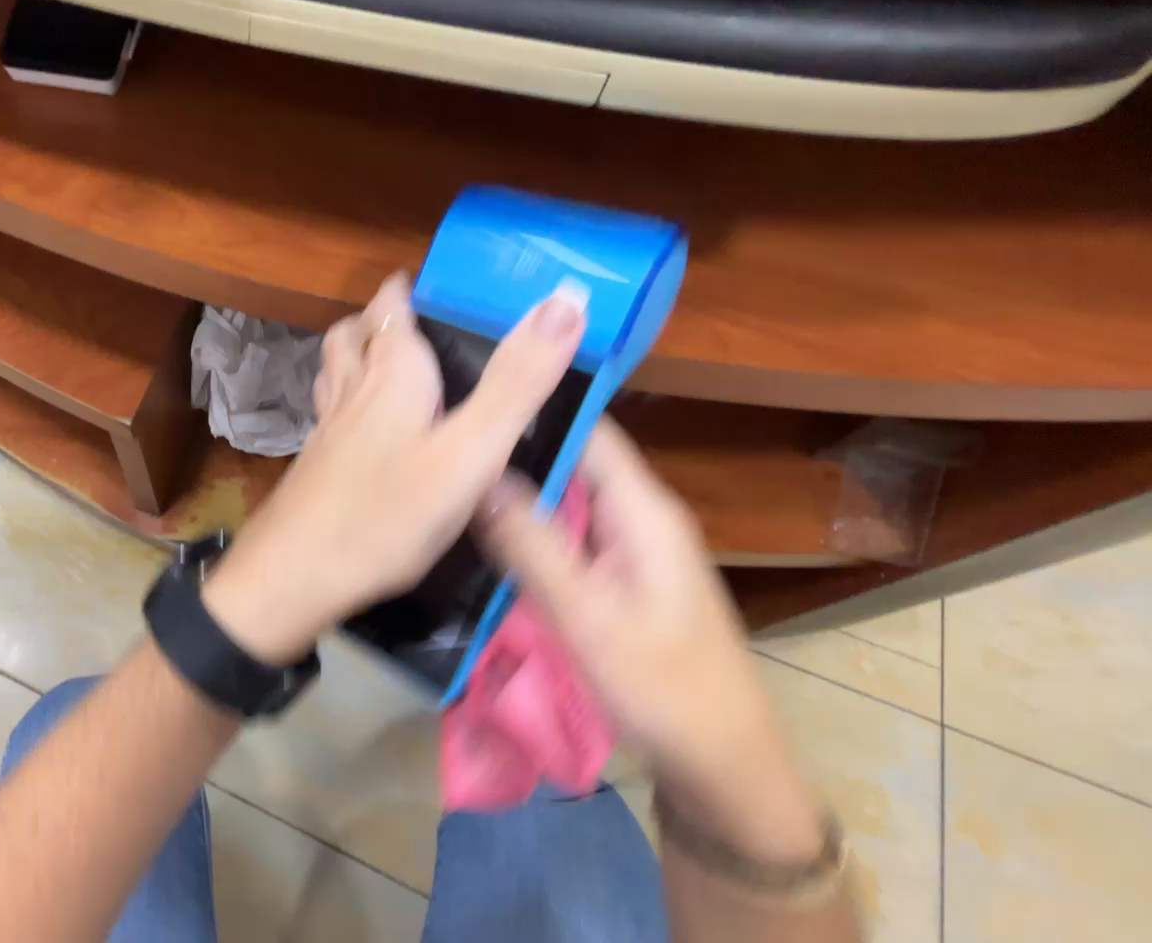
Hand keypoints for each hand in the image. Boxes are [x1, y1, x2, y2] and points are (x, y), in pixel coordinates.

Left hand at [202, 273, 583, 666]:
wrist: (296, 574)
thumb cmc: (388, 512)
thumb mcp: (470, 451)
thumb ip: (515, 381)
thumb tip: (564, 299)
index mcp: (391, 373)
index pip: (394, 306)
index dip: (414, 289)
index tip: (446, 283)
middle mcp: (351, 388)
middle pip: (357, 333)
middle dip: (382, 318)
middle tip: (417, 318)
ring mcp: (327, 426)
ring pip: (335, 368)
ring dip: (356, 351)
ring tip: (383, 354)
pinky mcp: (316, 461)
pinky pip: (331, 409)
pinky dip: (346, 398)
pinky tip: (363, 425)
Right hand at [473, 423, 822, 860]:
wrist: (719, 764)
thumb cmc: (663, 688)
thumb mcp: (589, 617)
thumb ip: (533, 545)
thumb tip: (480, 473)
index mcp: (643, 510)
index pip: (587, 429)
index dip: (533, 405)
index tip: (467, 392)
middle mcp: (635, 515)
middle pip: (568, 459)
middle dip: (510, 447)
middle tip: (437, 437)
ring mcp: (622, 546)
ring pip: (559, 496)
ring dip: (510, 487)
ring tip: (442, 473)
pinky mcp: (609, 575)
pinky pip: (559, 532)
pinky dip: (521, 525)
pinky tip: (474, 528)